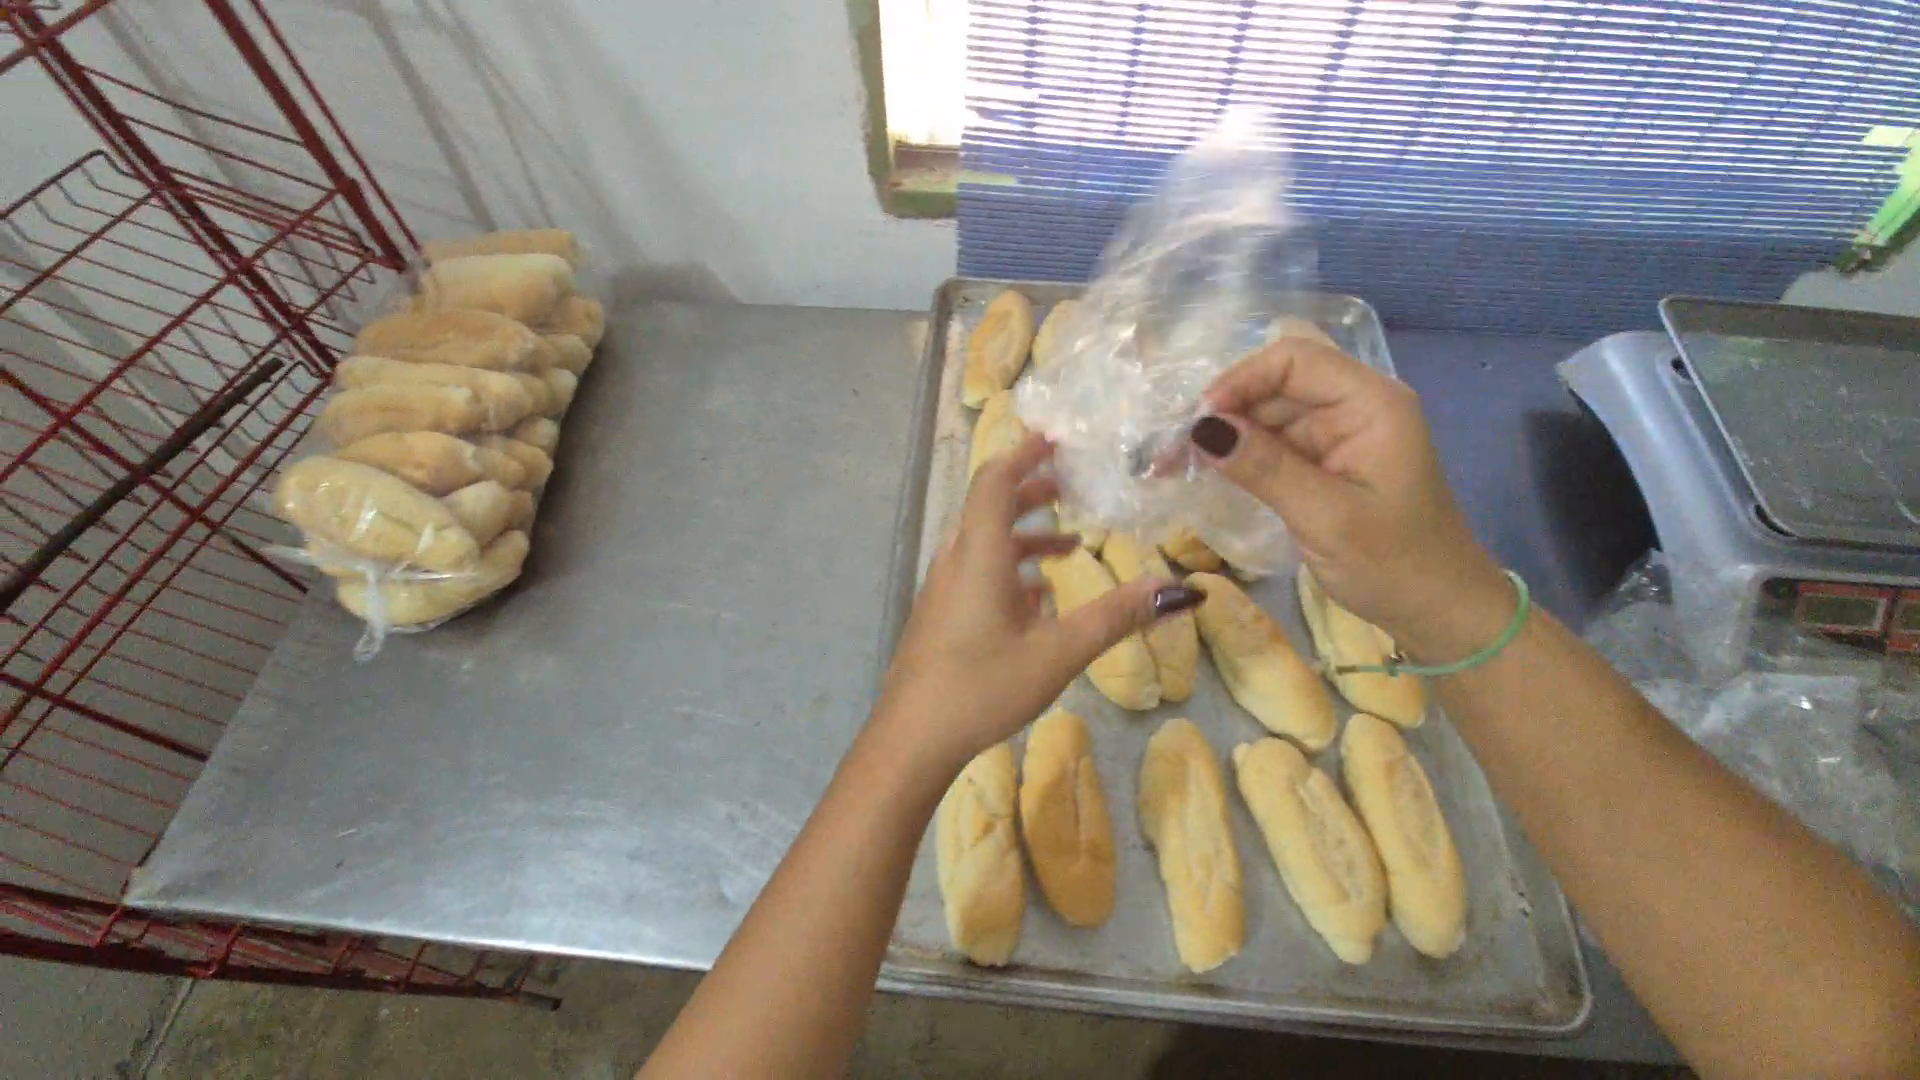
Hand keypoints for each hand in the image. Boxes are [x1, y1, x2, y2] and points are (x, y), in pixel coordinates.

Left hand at [871, 435, 1195, 774]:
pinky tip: (1037, 598)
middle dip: (1031, 492)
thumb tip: (1181, 589)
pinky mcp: (940, 615)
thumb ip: (1117, 616)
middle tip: (1072, 487)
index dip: (1023, 455)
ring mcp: (943, 589)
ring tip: (1069, 545)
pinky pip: (976, 573)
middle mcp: (956, 561)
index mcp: (979, 555)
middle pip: (989, 508)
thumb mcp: (1058, 653)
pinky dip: (1009, 569)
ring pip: (984, 543)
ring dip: (1023, 535)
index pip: (994, 482)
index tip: (1055, 440)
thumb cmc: (983, 687)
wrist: (912, 738)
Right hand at [1190, 338, 1512, 661]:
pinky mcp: (1322, 464)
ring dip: (1221, 436)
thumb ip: (1265, 467)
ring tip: (1171, 464)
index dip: (1241, 380)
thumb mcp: (1325, 516)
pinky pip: (1270, 446)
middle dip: (1221, 411)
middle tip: (1168, 450)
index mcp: (1371, 404)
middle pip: (1274, 385)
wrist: (1437, 611)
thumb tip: (1201, 429)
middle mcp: (1353, 408)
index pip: (1295, 360)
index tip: (1197, 422)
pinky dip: (1236, 457)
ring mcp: (1336, 436)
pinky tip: (1202, 472)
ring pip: (1265, 416)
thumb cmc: (1393, 563)